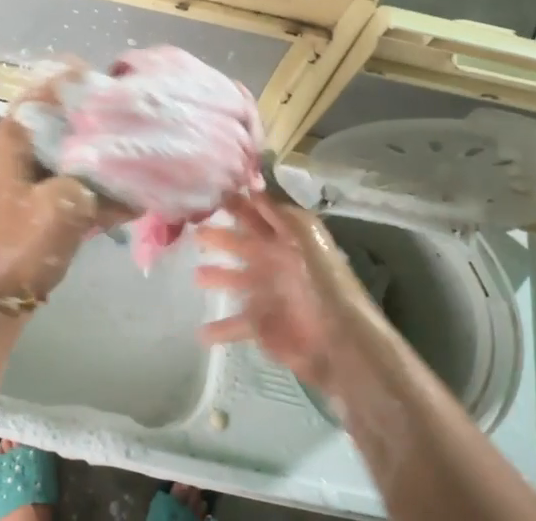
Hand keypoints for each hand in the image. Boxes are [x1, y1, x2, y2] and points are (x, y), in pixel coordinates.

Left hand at [0, 80, 132, 307]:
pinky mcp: (62, 184)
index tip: (124, 90)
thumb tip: (131, 156)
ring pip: (88, 136)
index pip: (56, 83)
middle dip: (109, 111)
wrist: (11, 289)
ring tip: (152, 143)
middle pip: (76, 108)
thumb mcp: (63, 203)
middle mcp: (33, 138)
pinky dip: (114, 172)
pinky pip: (93, 166)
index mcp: (21, 131)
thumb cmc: (26, 242)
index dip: (90, 82)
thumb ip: (94, 172)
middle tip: (146, 116)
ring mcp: (49, 161)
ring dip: (116, 141)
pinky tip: (143, 180)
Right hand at [194, 192, 375, 390]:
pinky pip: (237, 324)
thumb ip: (280, 217)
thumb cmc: (324, 287)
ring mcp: (269, 296)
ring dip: (218, 276)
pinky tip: (201, 332)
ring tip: (196, 276)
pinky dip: (220, 327)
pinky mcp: (264, 327)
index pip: (260, 218)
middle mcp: (278, 265)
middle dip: (222, 238)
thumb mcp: (306, 242)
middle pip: (245, 246)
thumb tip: (255, 189)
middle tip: (196, 232)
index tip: (213, 195)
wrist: (340, 346)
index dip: (240, 206)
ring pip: (238, 281)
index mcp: (289, 242)